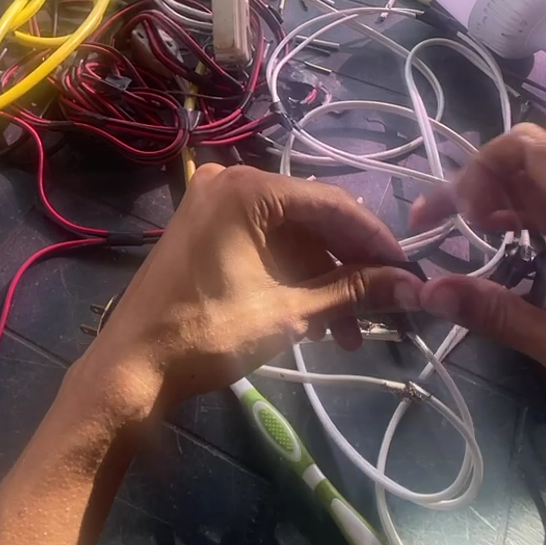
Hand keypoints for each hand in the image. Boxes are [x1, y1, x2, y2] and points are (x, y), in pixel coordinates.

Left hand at [84, 164, 424, 408]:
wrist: (132, 364)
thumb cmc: (210, 332)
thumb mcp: (291, 311)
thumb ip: (353, 291)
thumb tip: (412, 286)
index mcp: (249, 188)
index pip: (332, 203)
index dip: (375, 240)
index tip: (409, 272)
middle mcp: (229, 180)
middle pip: (310, 217)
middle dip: (348, 265)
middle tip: (384, 307)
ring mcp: (210, 201)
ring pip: (286, 232)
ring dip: (320, 277)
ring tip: (348, 331)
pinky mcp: (202, 225)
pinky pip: (260, 238)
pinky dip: (288, 271)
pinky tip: (314, 313)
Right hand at [408, 125, 545, 453]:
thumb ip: (499, 314)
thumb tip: (429, 293)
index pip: (525, 146)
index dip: (476, 171)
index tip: (457, 222)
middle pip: (535, 163)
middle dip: (479, 187)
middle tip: (440, 228)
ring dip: (508, 206)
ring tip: (472, 240)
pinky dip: (540, 223)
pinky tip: (521, 253)